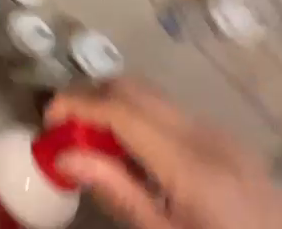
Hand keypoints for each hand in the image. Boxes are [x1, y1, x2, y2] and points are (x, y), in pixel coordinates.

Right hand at [47, 80, 281, 228]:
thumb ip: (117, 192)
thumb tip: (63, 156)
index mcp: (191, 164)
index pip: (118, 109)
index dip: (75, 105)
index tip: (47, 121)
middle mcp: (208, 137)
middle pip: (133, 88)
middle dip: (92, 97)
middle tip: (69, 128)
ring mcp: (225, 138)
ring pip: (153, 97)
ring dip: (116, 105)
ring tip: (100, 142)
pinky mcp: (234, 147)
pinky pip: (174, 116)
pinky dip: (143, 119)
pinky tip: (139, 155)